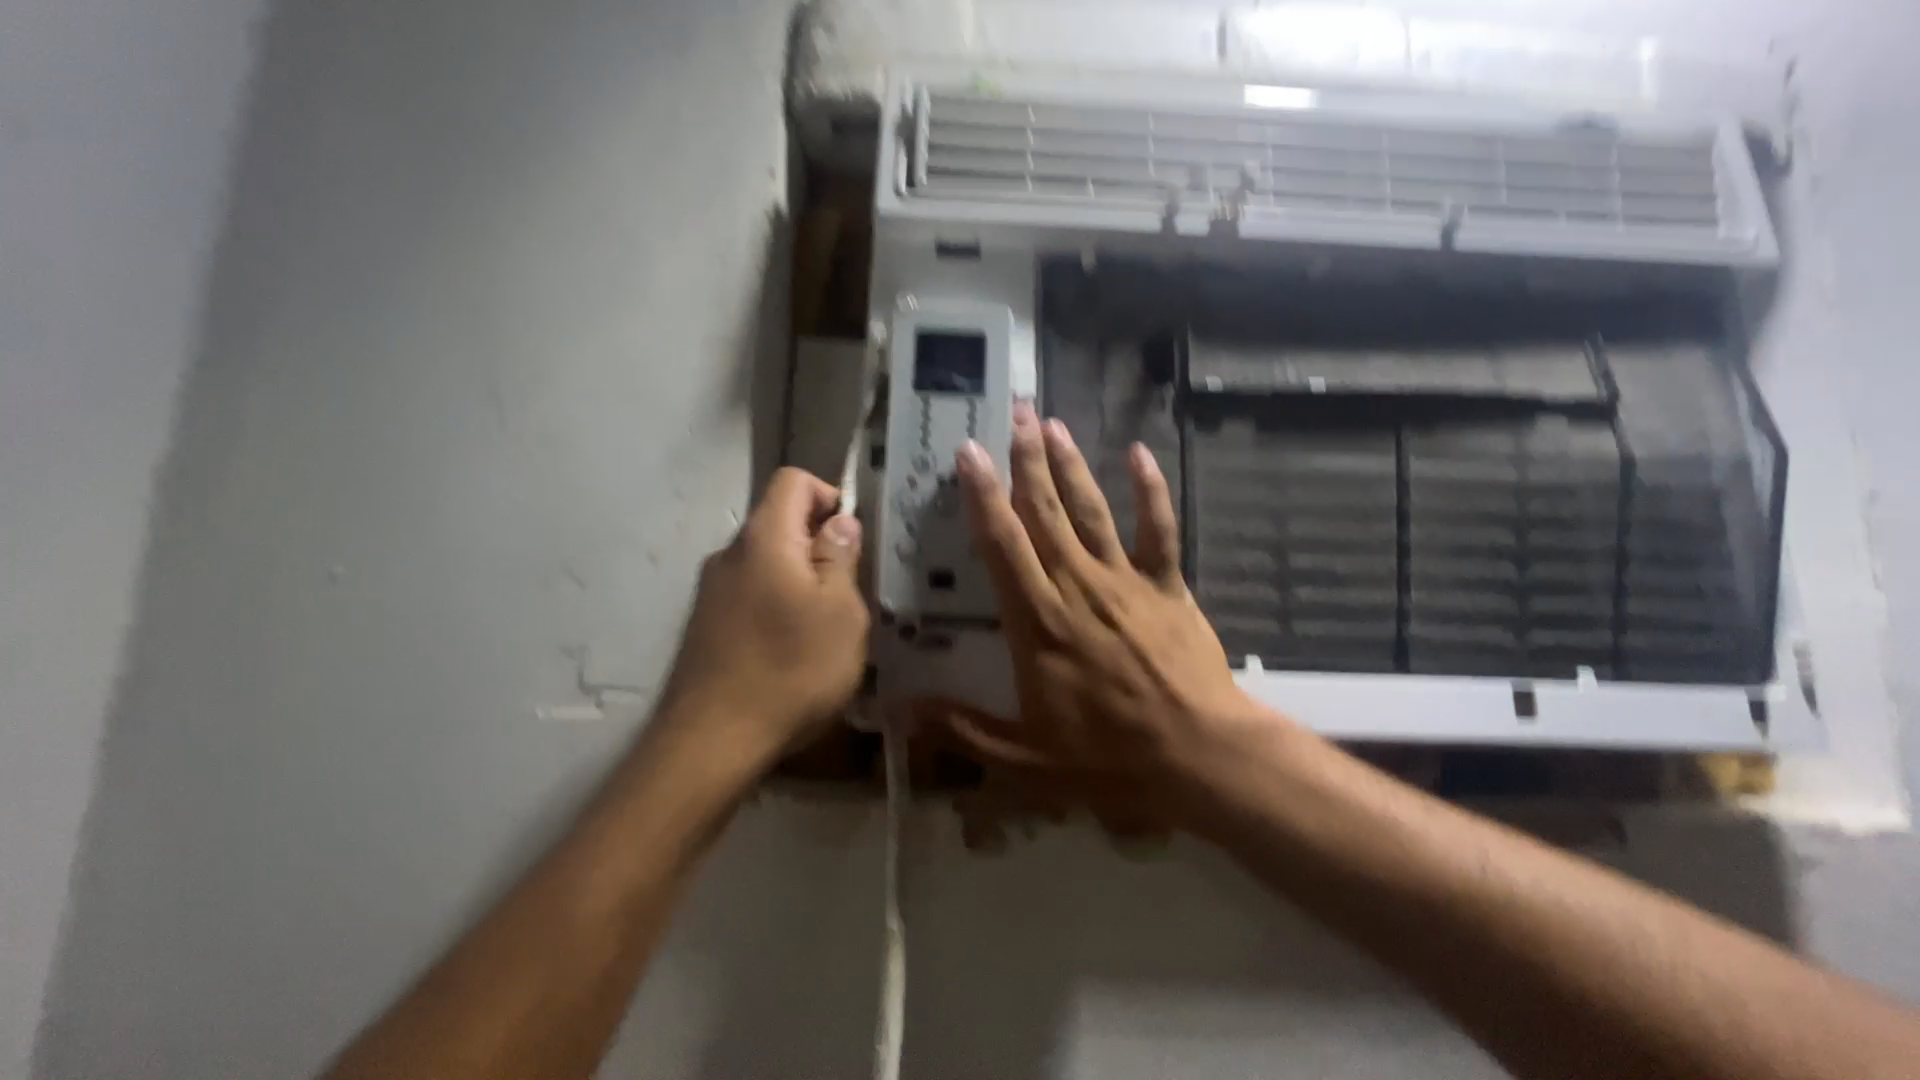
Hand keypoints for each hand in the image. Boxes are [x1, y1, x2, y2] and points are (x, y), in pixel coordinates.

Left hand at [658, 467, 869, 765]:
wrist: (711, 741)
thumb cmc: (790, 671)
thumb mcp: (840, 614)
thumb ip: (841, 558)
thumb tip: (840, 523)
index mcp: (764, 538)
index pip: (793, 481)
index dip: (830, 496)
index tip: (853, 542)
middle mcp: (730, 554)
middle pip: (779, 524)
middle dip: (819, 547)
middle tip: (850, 594)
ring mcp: (711, 592)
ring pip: (767, 565)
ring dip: (800, 583)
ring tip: (825, 631)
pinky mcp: (704, 627)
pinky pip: (750, 598)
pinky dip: (777, 610)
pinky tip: (792, 655)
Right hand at [918, 406, 1280, 825]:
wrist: (1198, 755)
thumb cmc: (1108, 757)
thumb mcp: (1023, 758)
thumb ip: (961, 729)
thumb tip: (897, 713)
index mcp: (1038, 621)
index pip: (1003, 546)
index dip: (983, 496)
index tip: (969, 453)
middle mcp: (1078, 586)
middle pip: (1046, 513)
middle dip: (1026, 461)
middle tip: (1014, 413)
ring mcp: (1127, 582)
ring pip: (1092, 512)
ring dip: (1071, 467)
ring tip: (1054, 425)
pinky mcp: (1169, 587)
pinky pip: (1159, 529)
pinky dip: (1150, 490)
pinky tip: (1139, 453)